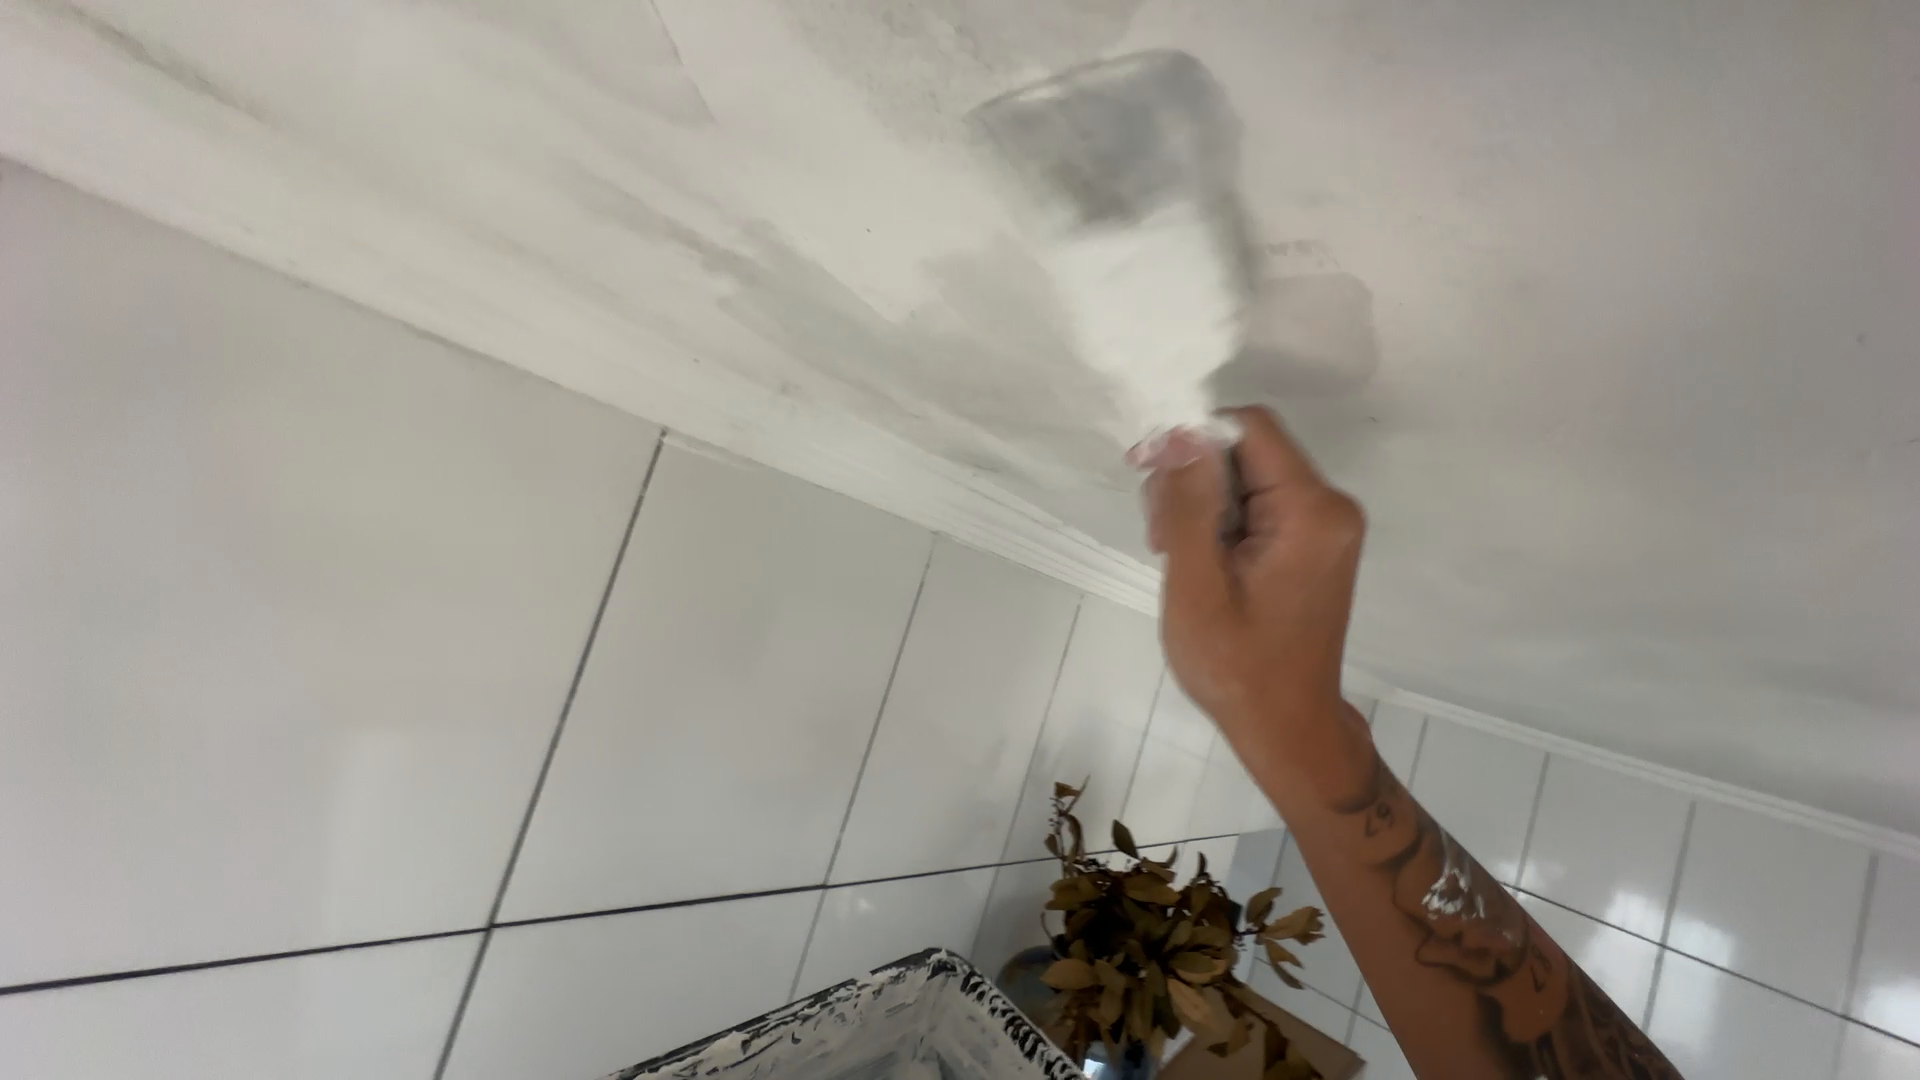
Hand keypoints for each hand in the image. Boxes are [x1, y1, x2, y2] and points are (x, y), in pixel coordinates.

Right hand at [1141, 407, 1365, 742]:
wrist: (1284, 725)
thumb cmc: (1236, 666)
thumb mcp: (1197, 585)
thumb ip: (1187, 505)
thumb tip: (1178, 433)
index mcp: (1310, 511)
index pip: (1249, 428)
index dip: (1190, 436)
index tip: (1143, 470)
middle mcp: (1328, 507)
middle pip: (1246, 450)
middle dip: (1190, 478)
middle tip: (1157, 535)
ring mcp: (1323, 526)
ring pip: (1245, 477)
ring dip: (1197, 503)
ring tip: (1172, 554)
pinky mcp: (1309, 543)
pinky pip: (1255, 505)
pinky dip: (1216, 521)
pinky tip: (1195, 558)